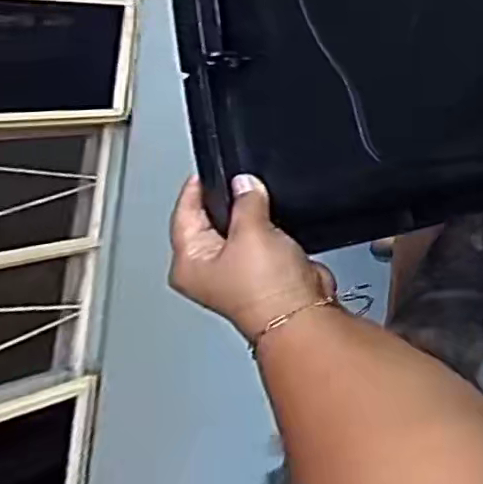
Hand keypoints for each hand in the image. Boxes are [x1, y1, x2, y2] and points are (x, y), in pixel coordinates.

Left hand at [169, 173, 335, 337]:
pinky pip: (261, 240)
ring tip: (263, 201)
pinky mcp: (263, 271)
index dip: (194, 192)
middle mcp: (207, 269)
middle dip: (227, 202)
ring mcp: (235, 271)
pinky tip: (279, 222)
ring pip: (238, 231)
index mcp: (188, 263)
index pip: (183, 218)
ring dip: (251, 216)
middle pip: (209, 224)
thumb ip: (247, 202)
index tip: (204, 174)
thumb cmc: (265, 288)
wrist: (299, 309)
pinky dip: (269, 228)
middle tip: (242, 182)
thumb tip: (244, 184)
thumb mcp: (251, 232)